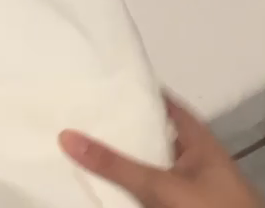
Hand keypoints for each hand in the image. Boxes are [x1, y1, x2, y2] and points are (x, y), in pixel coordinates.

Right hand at [60, 95, 264, 207]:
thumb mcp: (163, 188)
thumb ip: (116, 165)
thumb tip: (64, 134)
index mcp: (201, 144)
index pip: (166, 103)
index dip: (137, 89)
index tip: (102, 75)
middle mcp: (197, 162)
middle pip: (154, 132)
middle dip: (122, 121)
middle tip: (81, 103)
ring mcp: (193, 190)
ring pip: (150, 163)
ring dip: (123, 154)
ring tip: (81, 134)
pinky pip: (149, 189)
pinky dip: (128, 181)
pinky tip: (103, 176)